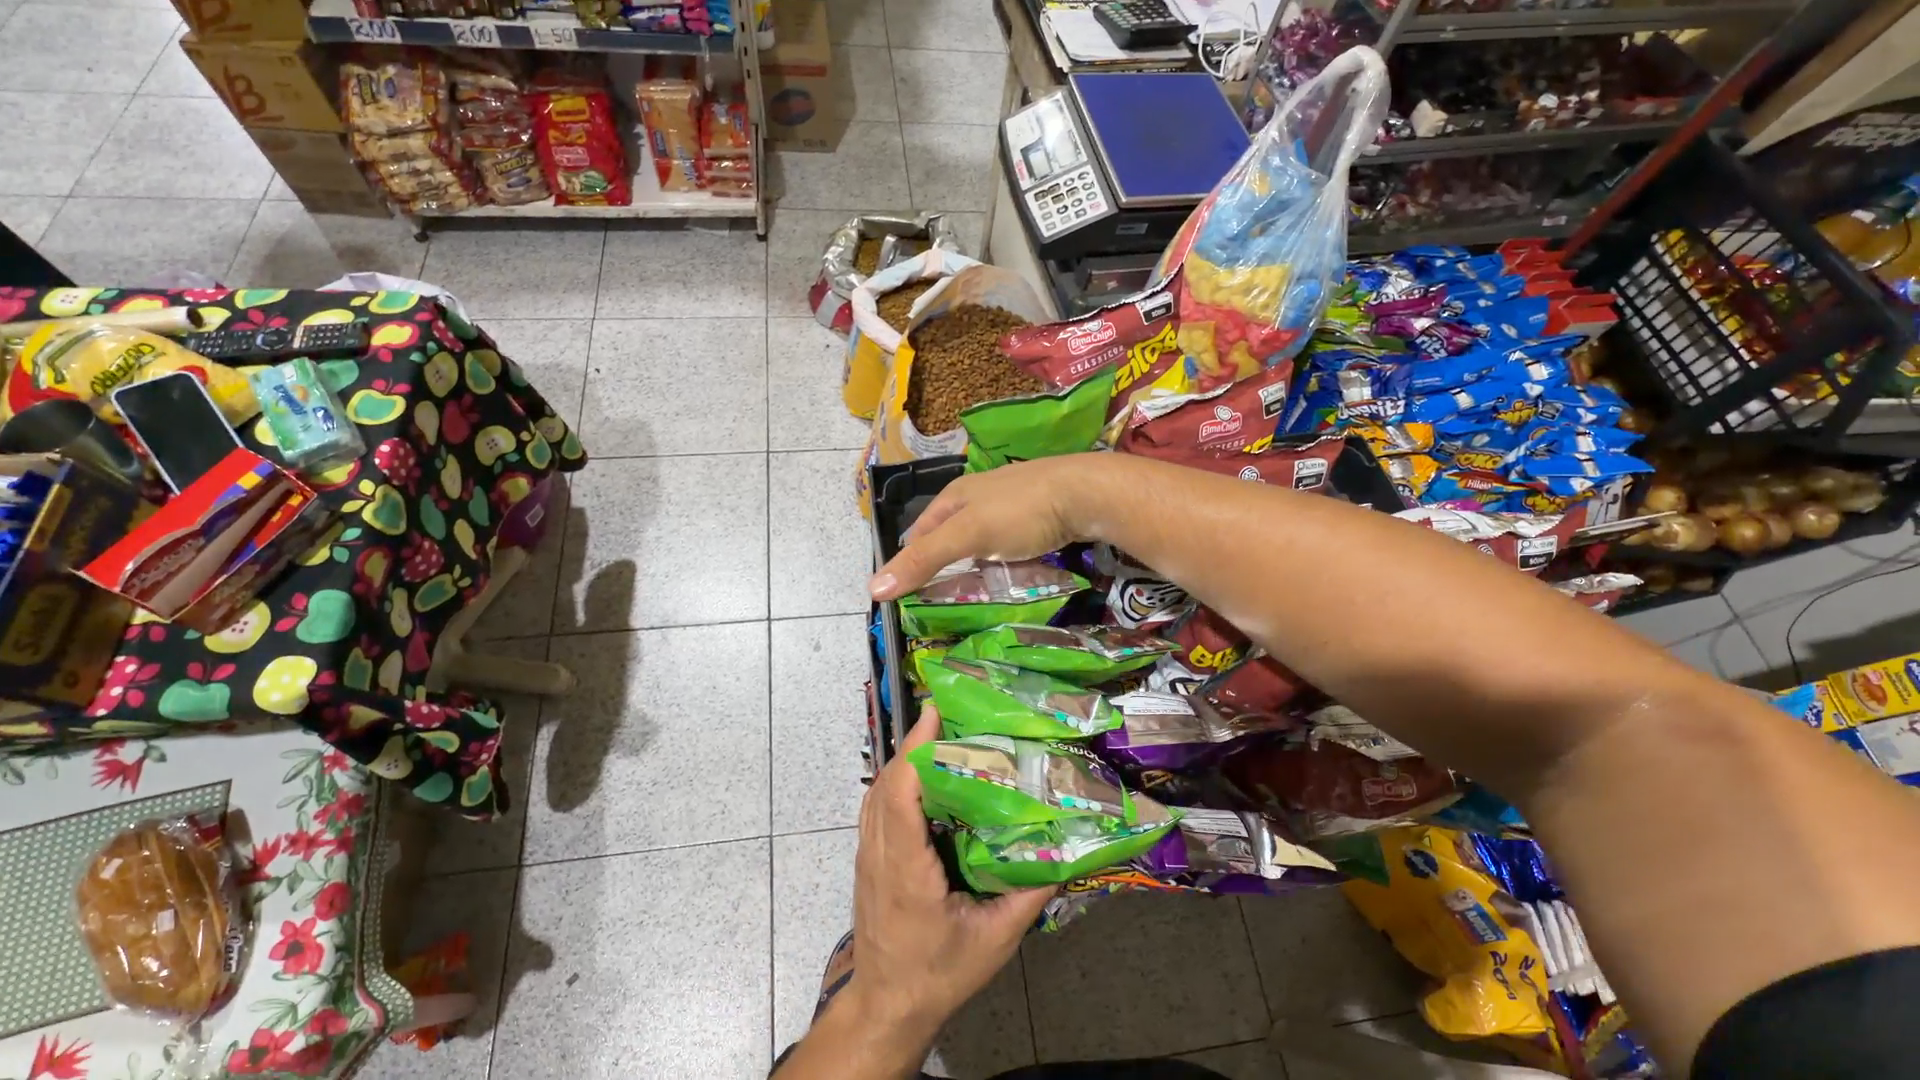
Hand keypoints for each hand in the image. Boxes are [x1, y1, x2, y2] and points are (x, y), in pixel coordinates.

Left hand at [845, 704, 1056, 1044]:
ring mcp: (868, 857)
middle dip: (915, 742)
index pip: (900, 796)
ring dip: (905, 759)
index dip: (915, 750)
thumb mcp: (994, 940)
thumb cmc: (939, 974)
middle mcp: (879, 854)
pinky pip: (876, 808)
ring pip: (877, 793)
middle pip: (887, 783)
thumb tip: (1065, 852)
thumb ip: (1028, 893)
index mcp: (906, 870)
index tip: (936, 712)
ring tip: (940, 734)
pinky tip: (924, 776)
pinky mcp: (869, 862)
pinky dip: (897, 781)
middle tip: (951, 712)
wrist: (887, 1007)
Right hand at [869, 455, 1113, 601]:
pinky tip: (1009, 574)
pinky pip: (1009, 542)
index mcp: (956, 495)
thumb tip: (873, 588)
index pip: (920, 531)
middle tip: (939, 599)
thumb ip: (923, 561)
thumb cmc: (1021, 511)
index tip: (907, 591)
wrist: (1087, 493)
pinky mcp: (1038, 515)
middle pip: (950, 534)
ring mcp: (1010, 503)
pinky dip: (1002, 561)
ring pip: (981, 539)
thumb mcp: (967, 536)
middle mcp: (979, 495)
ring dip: (974, 564)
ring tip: (972, 593)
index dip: (910, 559)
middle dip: (942, 563)